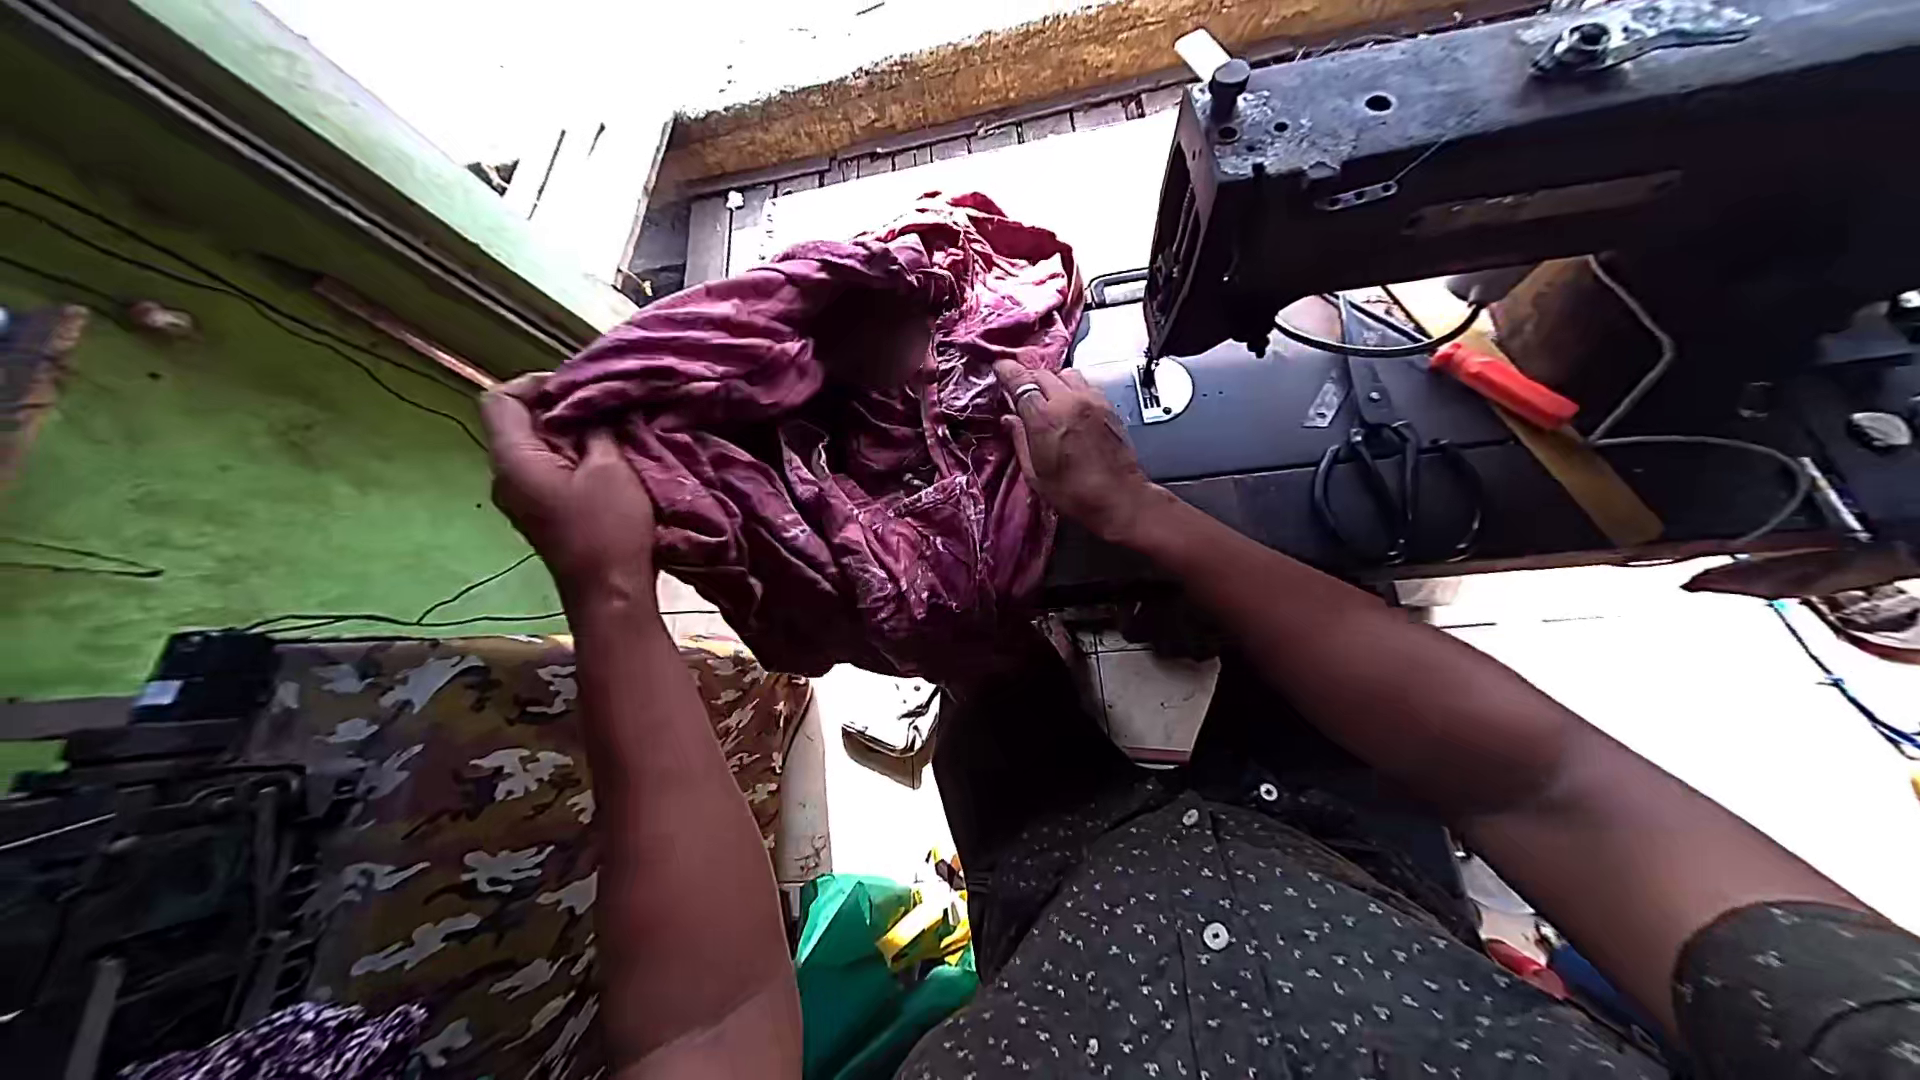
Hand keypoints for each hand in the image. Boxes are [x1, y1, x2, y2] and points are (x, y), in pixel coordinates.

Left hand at [480, 373, 657, 604]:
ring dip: (570, 436)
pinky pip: (547, 471)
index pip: (499, 399)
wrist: (610, 591)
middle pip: (518, 423)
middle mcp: (505, 476)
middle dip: (560, 410)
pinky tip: (606, 463)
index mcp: (513, 460)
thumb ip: (597, 431)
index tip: (577, 388)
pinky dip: (572, 459)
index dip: (534, 383)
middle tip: (604, 408)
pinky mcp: (540, 513)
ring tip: (611, 434)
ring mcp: (521, 498)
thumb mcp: (611, 469)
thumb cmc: (609, 528)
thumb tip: (594, 412)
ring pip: (536, 449)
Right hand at [994, 360, 1162, 542]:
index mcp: (1044, 419)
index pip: (1021, 382)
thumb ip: (1019, 440)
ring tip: (1046, 394)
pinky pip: (1085, 384)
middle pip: (1042, 374)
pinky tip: (1069, 403)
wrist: (1118, 497)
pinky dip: (1072, 387)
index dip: (1007, 371)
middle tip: (1020, 389)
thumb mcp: (1035, 474)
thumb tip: (1008, 419)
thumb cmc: (1072, 493)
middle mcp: (1068, 401)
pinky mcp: (1107, 406)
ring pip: (1065, 374)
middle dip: (1028, 378)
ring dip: (1052, 380)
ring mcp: (1091, 400)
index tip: (999, 367)